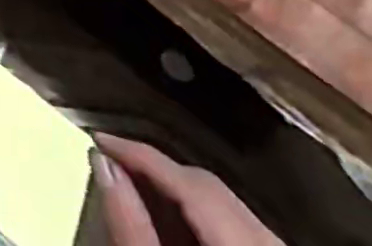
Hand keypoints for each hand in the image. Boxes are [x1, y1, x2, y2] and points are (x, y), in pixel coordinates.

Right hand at [94, 134, 282, 245]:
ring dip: (174, 187)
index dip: (139, 153)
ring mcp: (277, 244)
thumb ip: (129, 219)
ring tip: (132, 184)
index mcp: (245, 239)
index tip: (94, 135)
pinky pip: (238, 219)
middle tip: (108, 160)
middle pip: (208, 186)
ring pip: (223, 200)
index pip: (190, 180)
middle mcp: (273, 238)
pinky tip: (169, 212)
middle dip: (155, 168)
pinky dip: (197, 208)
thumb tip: (99, 159)